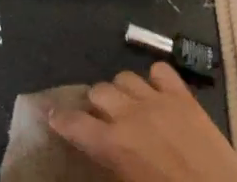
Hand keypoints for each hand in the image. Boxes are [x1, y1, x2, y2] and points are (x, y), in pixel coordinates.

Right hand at [49, 62, 236, 181]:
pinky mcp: (183, 95)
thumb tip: (101, 152)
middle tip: (100, 118)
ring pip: (125, 77)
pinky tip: (156, 93)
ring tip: (127, 105)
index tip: (53, 115)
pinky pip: (160, 71)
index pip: (73, 123)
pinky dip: (154, 80)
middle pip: (98, 91)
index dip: (60, 118)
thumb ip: (110, 164)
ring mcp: (157, 100)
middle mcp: (129, 114)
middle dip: (94, 104)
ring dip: (121, 91)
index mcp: (112, 144)